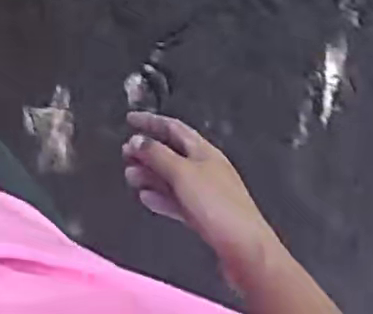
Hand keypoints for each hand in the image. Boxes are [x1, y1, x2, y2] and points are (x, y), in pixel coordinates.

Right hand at [123, 111, 272, 254]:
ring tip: (130, 177)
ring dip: (150, 176)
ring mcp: (207, 193)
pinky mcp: (206, 217)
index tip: (129, 120)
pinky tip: (147, 199)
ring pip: (172, 178)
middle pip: (171, 152)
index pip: (173, 127)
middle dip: (147, 152)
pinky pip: (178, 201)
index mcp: (204, 151)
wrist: (247, 253)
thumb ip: (156, 154)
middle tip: (126, 154)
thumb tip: (137, 139)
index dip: (150, 121)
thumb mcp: (182, 173)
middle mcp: (206, 168)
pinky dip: (161, 198)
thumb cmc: (216, 205)